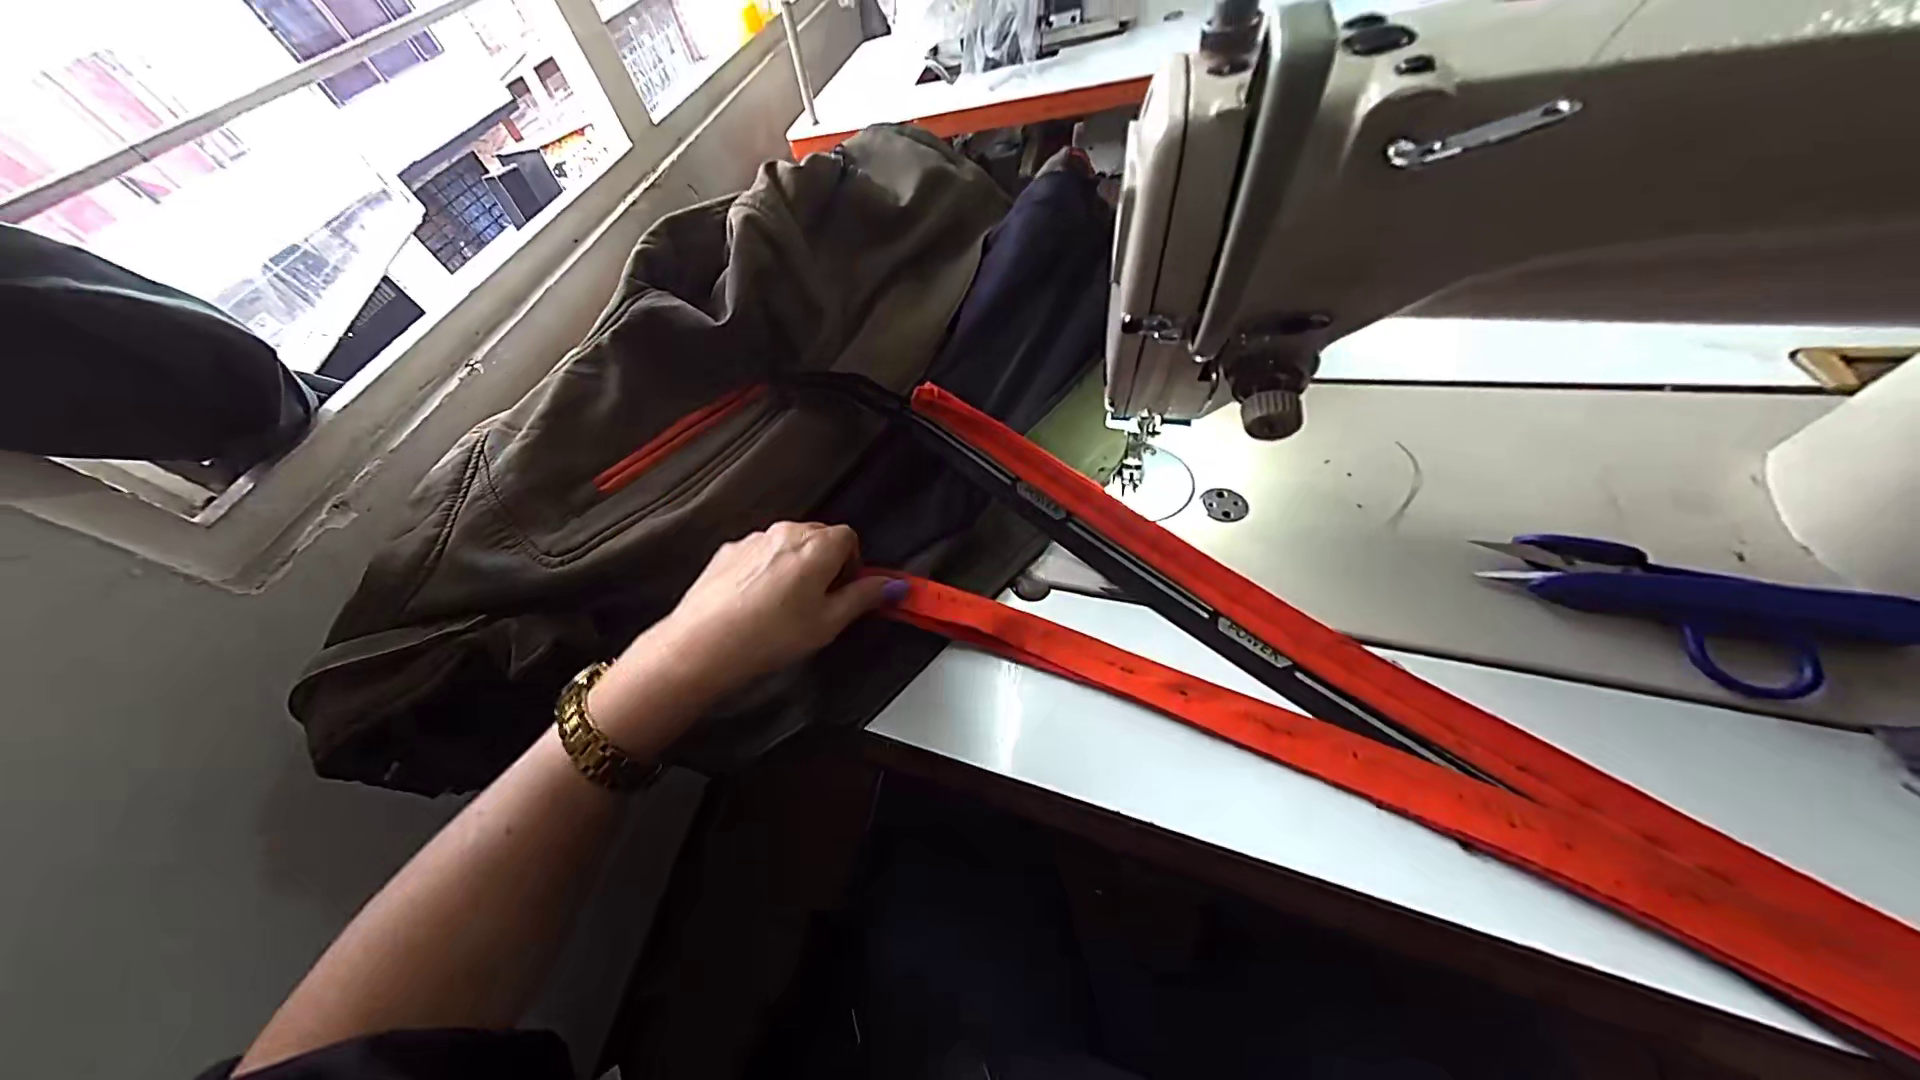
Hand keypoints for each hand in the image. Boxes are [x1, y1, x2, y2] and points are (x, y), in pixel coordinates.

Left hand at [587, 522, 901, 748]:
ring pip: (789, 545)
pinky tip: (760, 604)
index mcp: (817, 546)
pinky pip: (761, 553)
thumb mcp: (829, 622)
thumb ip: (865, 597)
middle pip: (820, 538)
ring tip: (786, 608)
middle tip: (821, 602)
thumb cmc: (765, 635)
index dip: (853, 565)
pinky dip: (767, 570)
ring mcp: (754, 540)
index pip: (850, 538)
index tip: (848, 589)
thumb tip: (892, 586)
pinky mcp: (729, 552)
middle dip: (827, 564)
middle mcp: (786, 533)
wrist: (703, 645)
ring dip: (796, 567)